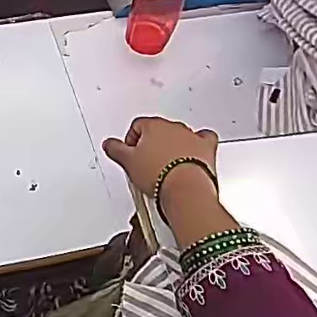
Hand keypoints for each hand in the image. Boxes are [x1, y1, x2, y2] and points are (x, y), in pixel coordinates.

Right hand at [105, 118, 237, 241]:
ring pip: (180, 135)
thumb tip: (110, 143)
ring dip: (172, 147)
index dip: (131, 141)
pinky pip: (204, 140)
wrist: (185, 190)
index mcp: (153, 125)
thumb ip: (115, 149)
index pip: (137, 126)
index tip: (130, 154)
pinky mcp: (206, 149)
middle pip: (158, 131)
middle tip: (145, 164)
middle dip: (151, 145)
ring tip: (165, 166)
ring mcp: (191, 137)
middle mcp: (173, 127)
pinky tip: (193, 154)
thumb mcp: (127, 162)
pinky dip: (198, 145)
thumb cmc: (159, 175)